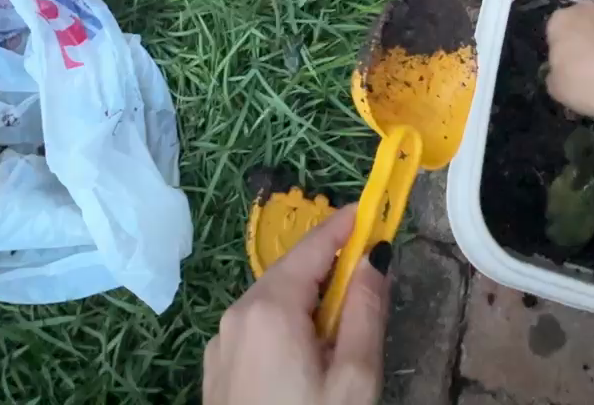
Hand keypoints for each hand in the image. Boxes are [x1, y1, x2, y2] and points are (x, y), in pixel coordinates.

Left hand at [203, 205, 391, 404]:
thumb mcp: (353, 380)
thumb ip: (366, 310)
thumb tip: (374, 256)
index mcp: (269, 307)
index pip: (314, 245)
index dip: (347, 226)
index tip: (376, 213)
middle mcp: (237, 314)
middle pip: (293, 271)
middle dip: (331, 267)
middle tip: (370, 276)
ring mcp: (221, 344)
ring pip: (274, 300)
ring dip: (310, 298)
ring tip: (345, 326)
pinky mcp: (216, 372)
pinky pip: (258, 327)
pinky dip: (287, 323)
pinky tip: (309, 355)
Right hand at [545, 0, 593, 120]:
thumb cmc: (588, 86)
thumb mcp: (558, 88)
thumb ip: (556, 73)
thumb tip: (562, 72)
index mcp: (561, 21)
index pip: (558, 30)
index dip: (565, 48)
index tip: (572, 67)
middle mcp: (588, 7)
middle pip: (586, 19)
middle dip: (591, 36)